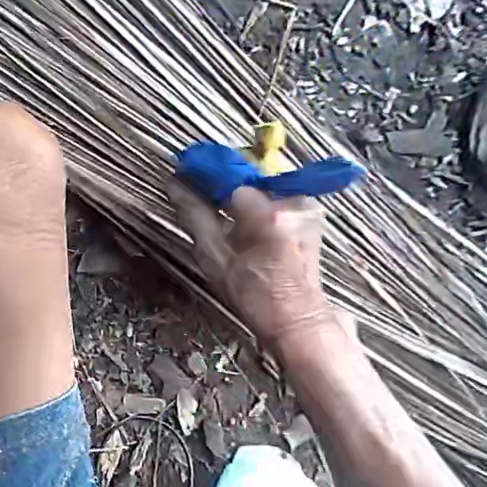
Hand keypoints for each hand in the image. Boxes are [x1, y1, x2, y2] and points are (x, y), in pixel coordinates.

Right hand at [168, 182, 336, 345]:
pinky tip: (242, 219)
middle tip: (198, 191)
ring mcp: (305, 205)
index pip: (230, 177)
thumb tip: (177, 185)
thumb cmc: (255, 296)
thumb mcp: (213, 258)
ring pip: (261, 183)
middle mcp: (292, 202)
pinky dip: (255, 200)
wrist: (296, 317)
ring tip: (219, 209)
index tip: (185, 170)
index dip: (205, 173)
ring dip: (238, 191)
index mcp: (268, 215)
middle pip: (248, 175)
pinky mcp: (309, 211)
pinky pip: (275, 193)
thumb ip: (195, 214)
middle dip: (222, 181)